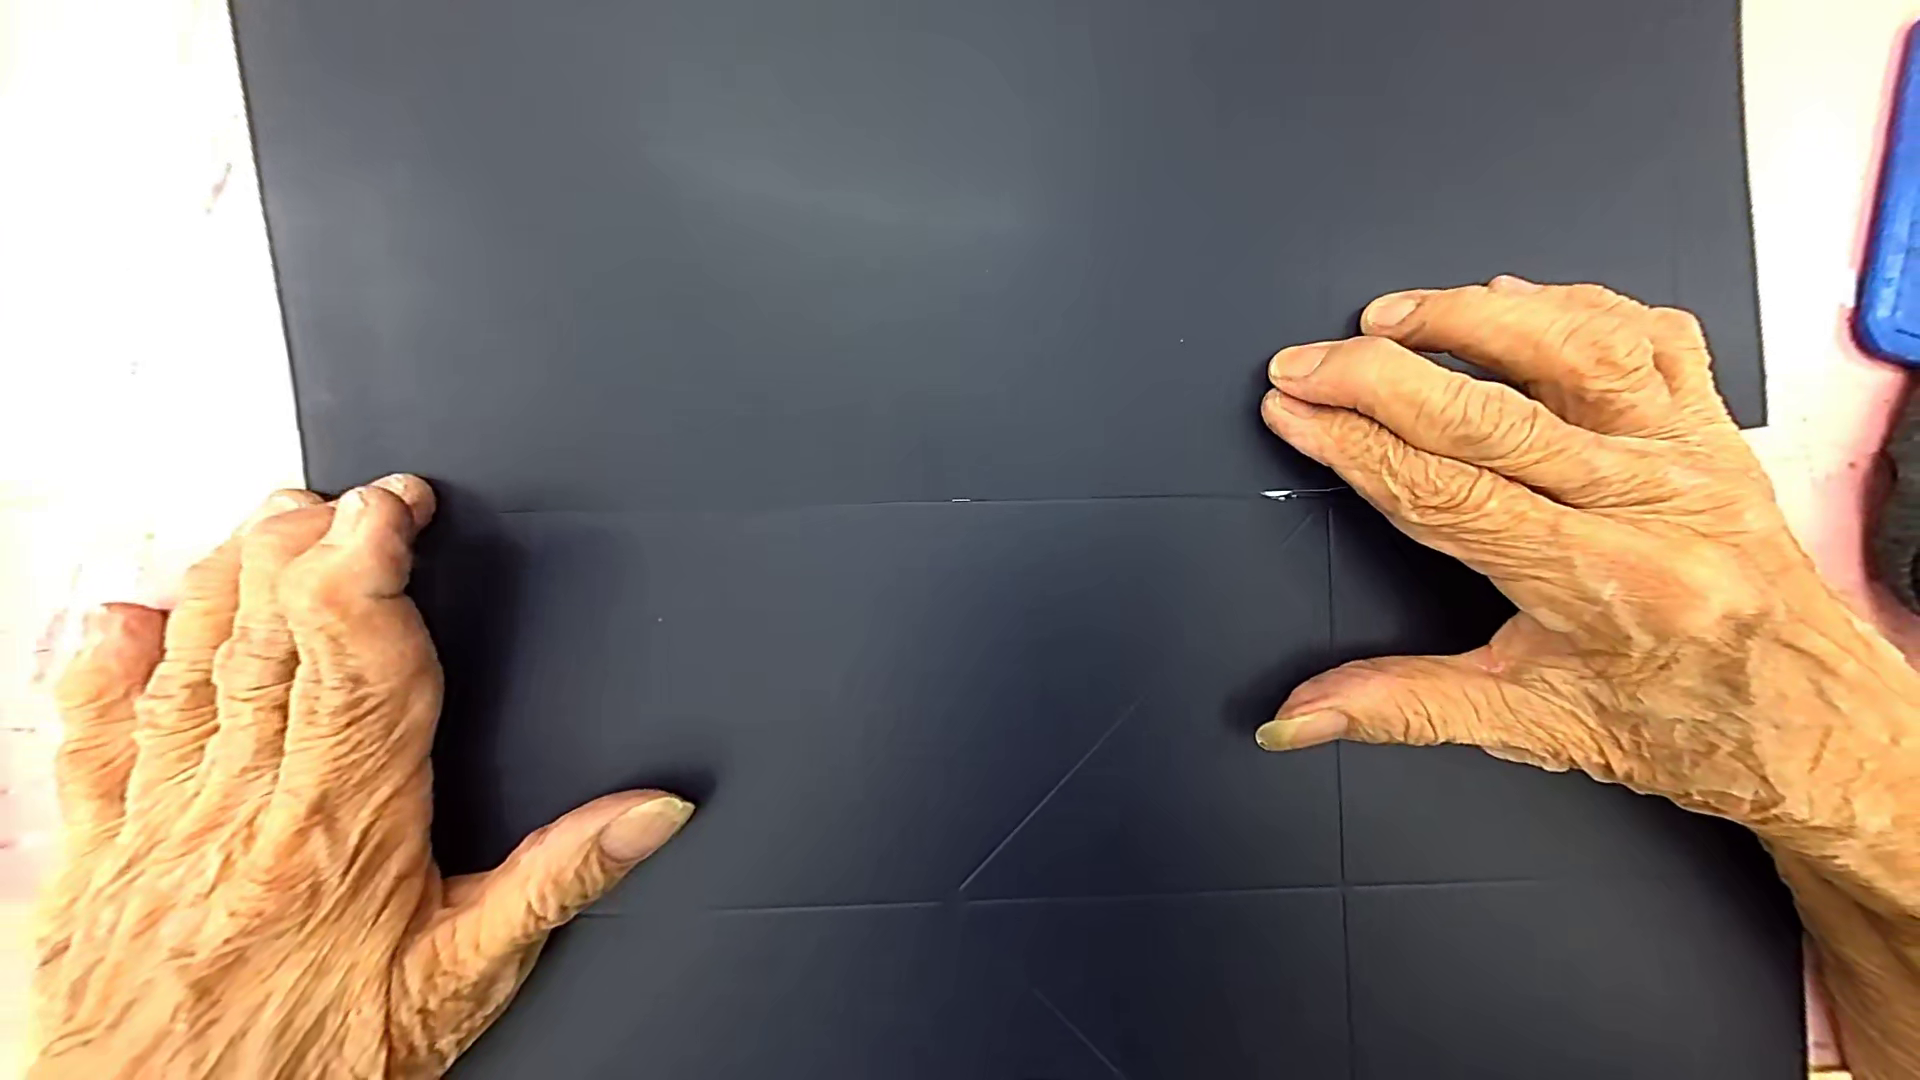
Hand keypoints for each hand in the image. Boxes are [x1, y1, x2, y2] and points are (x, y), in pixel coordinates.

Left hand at [32, 475, 693, 1078]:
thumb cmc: (322, 1065)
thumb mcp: (477, 972)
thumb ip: (570, 875)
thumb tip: (660, 809)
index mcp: (348, 823)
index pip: (357, 663)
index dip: (369, 570)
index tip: (393, 509)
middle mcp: (245, 809)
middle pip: (271, 645)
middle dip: (307, 551)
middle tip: (340, 494)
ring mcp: (157, 829)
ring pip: (188, 670)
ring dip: (228, 581)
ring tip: (265, 518)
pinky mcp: (95, 862)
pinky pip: (86, 744)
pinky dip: (98, 669)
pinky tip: (121, 616)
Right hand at [1258, 277, 1919, 1076]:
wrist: (1834, 728)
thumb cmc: (1677, 729)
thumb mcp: (1522, 726)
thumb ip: (1393, 709)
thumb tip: (1290, 722)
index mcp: (1599, 581)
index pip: (1442, 492)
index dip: (1351, 447)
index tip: (1290, 411)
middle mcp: (1654, 501)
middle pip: (1490, 414)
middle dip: (1376, 379)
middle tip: (1303, 362)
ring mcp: (1692, 452)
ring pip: (1578, 349)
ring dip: (1467, 321)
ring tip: (1384, 316)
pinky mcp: (1712, 429)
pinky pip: (1649, 337)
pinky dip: (1566, 304)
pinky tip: (1500, 297)